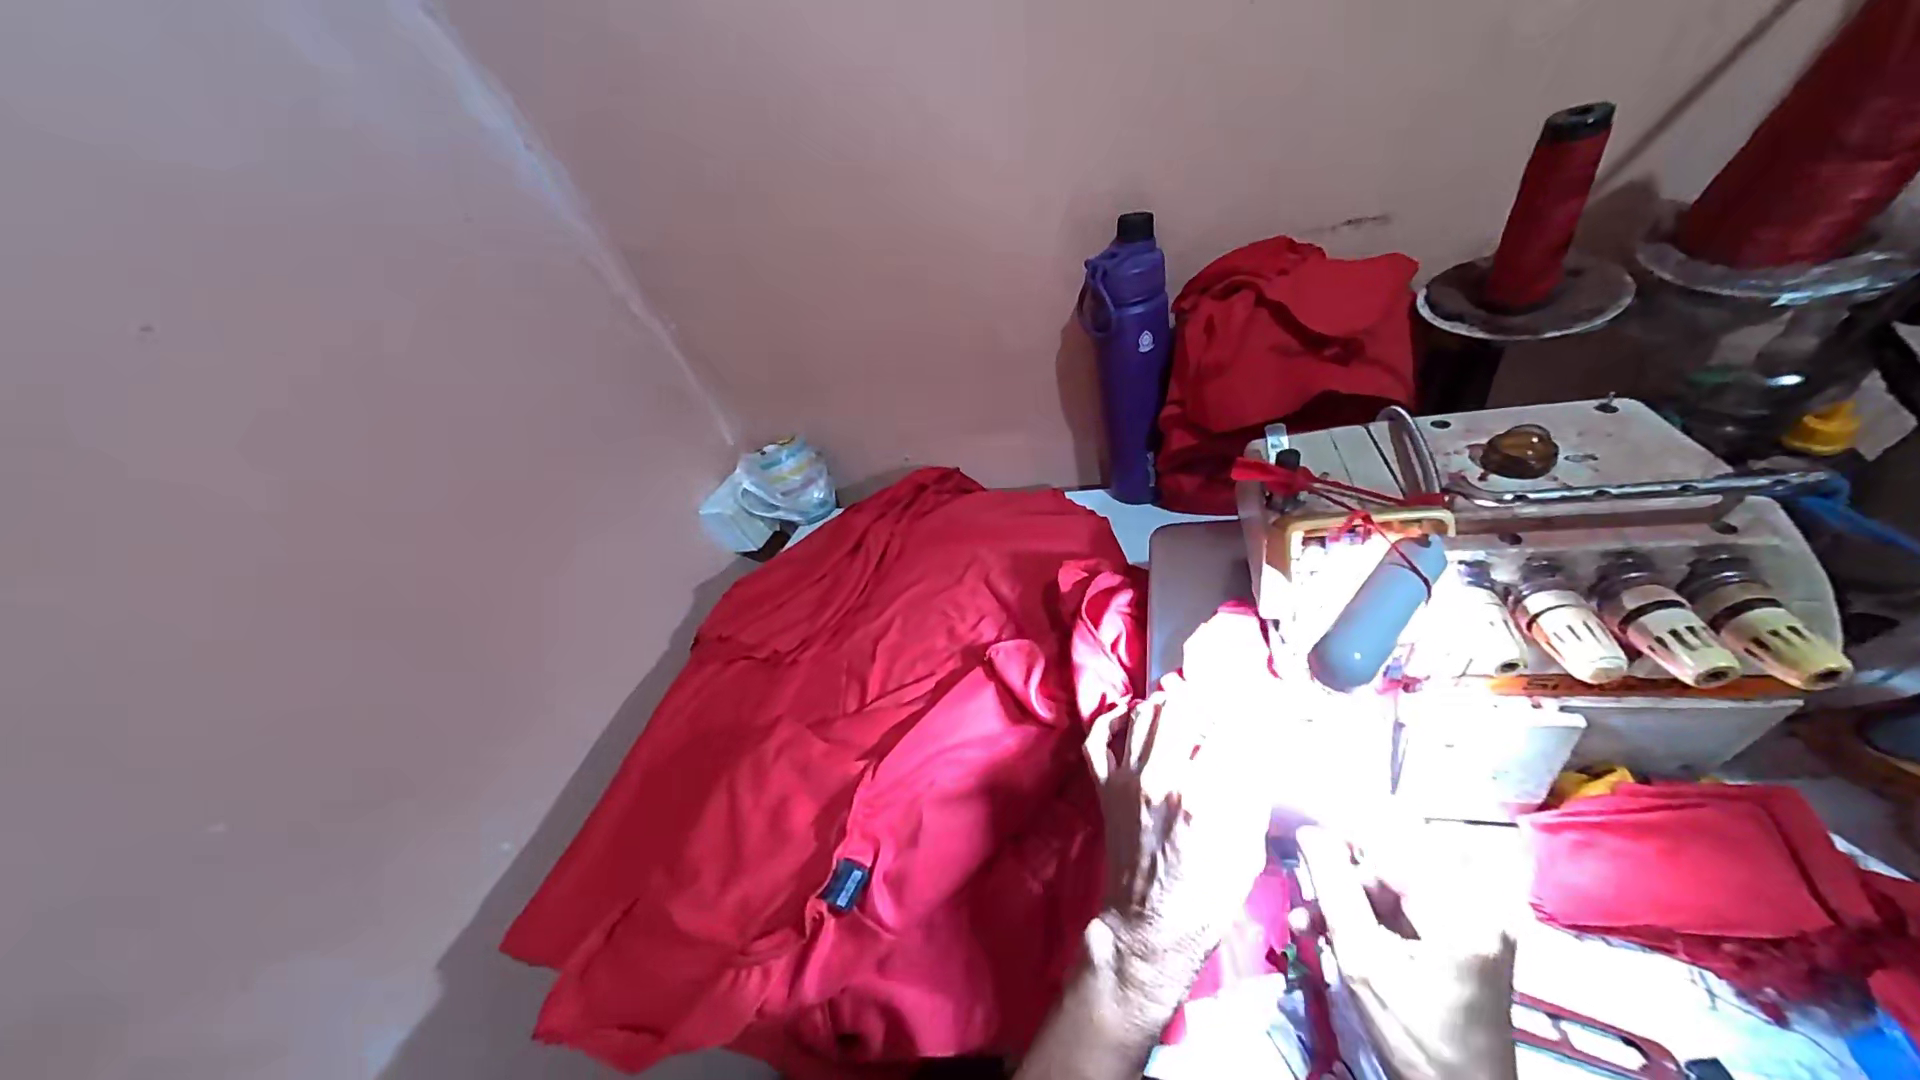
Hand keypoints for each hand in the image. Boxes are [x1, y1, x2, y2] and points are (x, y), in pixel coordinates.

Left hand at [1081, 605, 1279, 1004]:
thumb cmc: (1208, 897)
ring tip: (1179, 703)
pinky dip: (1111, 718)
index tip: (1248, 713)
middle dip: (1200, 698)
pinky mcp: (1103, 787)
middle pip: (1177, 710)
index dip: (1240, 716)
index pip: (1224, 731)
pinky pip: (1098, 739)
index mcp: (1202, 796)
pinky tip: (1129, 711)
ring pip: (1141, 716)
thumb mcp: (1247, 849)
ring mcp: (1125, 779)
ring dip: (1162, 702)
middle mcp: (1159, 777)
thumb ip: (1250, 795)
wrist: (1150, 925)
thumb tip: (1254, 752)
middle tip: (1212, 699)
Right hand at [1296, 825, 1517, 1079]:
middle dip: (1341, 867)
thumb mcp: (1362, 963)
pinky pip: (1406, 893)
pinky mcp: (1467, 925)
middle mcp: (1479, 902)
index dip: (1337, 828)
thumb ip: (1334, 889)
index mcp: (1461, 913)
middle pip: (1392, 851)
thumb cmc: (1414, 1038)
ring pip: (1394, 871)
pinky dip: (1369, 904)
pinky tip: (1338, 926)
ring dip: (1349, 889)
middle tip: (1307, 889)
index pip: (1388, 841)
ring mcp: (1477, 914)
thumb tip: (1310, 831)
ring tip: (1314, 919)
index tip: (1295, 824)